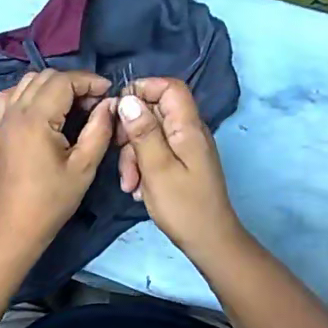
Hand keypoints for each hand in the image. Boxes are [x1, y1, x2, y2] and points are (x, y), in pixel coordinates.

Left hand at [0, 69, 116, 241]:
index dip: (89, 82)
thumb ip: (100, 129)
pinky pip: (12, 96)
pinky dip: (30, 93)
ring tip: (73, 106)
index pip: (63, 81)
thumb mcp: (84, 166)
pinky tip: (45, 109)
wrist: (16, 223)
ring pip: (28, 81)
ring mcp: (4, 119)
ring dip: (53, 85)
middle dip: (73, 83)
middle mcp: (16, 112)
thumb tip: (110, 103)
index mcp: (36, 119)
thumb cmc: (52, 200)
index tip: (108, 94)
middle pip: (46, 77)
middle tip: (94, 103)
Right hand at [115, 77, 244, 259]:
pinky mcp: (181, 164)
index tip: (119, 109)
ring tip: (129, 183)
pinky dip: (142, 166)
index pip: (169, 88)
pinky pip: (155, 153)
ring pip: (151, 135)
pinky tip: (136, 189)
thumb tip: (128, 99)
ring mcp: (185, 149)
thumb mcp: (156, 168)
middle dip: (131, 130)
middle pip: (155, 111)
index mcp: (188, 128)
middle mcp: (189, 132)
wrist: (208, 240)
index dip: (143, 89)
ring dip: (132, 155)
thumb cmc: (183, 206)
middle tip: (118, 153)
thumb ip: (143, 132)